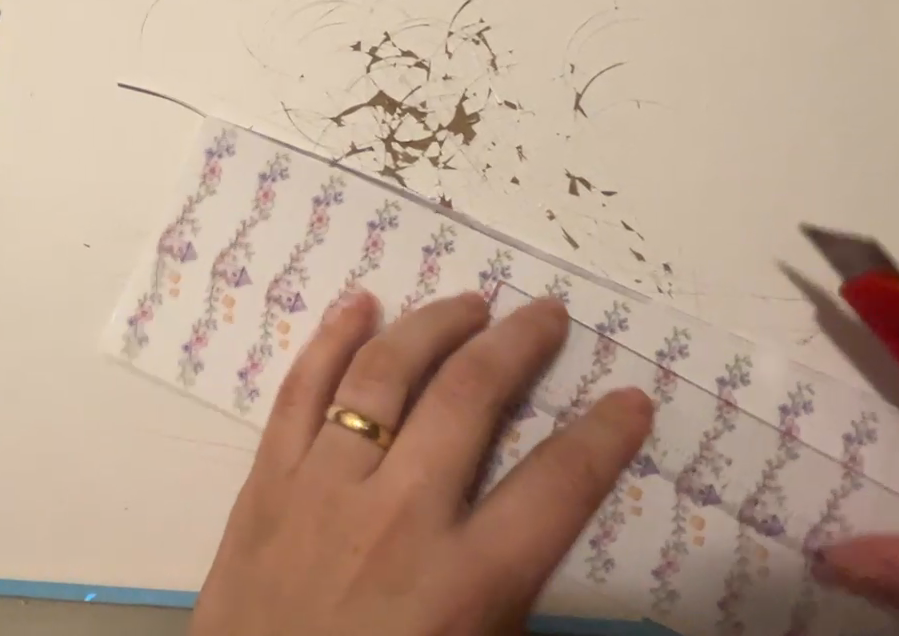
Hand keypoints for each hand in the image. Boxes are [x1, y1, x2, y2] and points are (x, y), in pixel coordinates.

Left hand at [190, 289, 653, 635]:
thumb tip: (538, 526)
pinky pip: (301, 387)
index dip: (604, 437)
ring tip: (470, 301)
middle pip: (468, 398)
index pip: (556, 487)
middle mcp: (397, 515)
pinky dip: (332, 337)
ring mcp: (323, 484)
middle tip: (546, 313)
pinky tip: (360, 303)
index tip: (631, 397)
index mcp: (463, 584)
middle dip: (517, 344)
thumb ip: (510, 597)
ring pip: (383, 374)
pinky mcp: (267, 475)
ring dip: (432, 326)